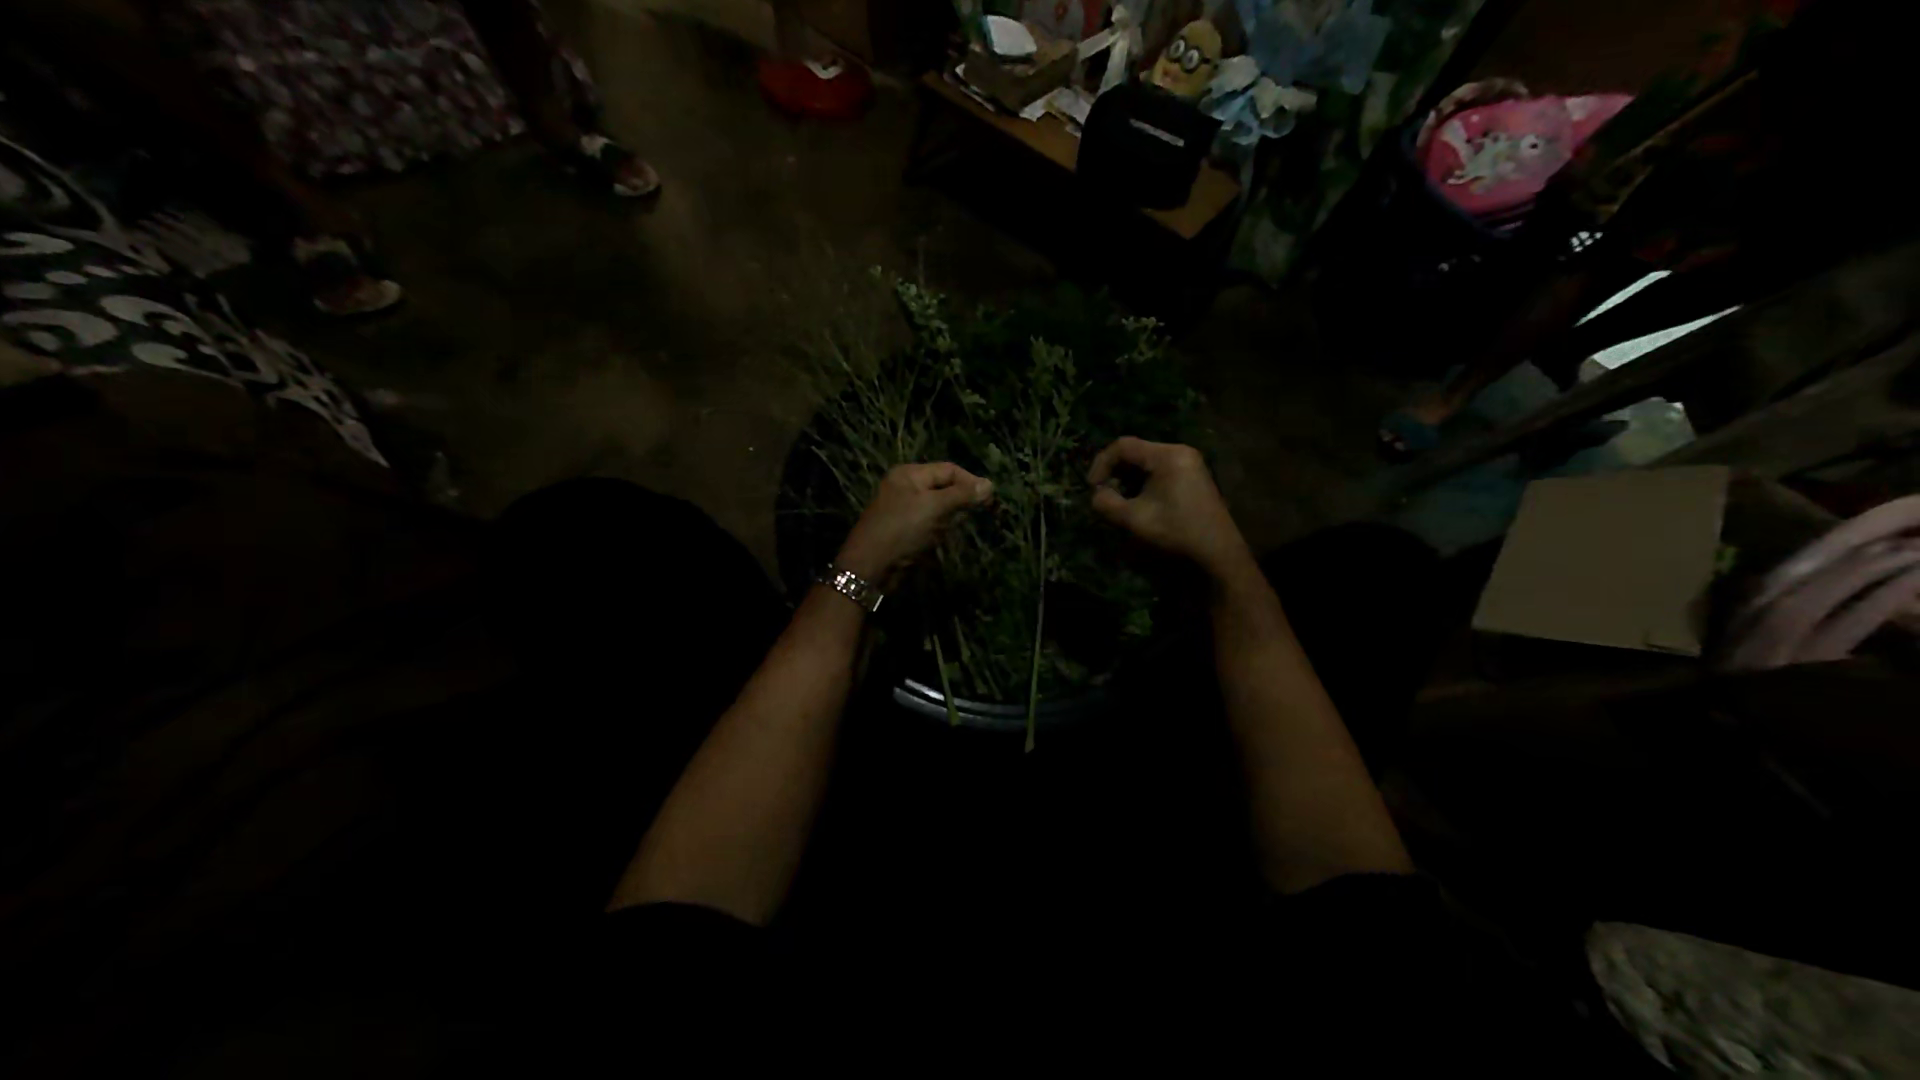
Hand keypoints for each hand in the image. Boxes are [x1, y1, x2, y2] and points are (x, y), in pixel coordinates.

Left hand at [835, 463, 993, 582]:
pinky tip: (938, 541)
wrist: (870, 566)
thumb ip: (962, 495)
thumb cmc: (901, 530)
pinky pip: (930, 526)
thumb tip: (990, 484)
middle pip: (944, 488)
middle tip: (977, 515)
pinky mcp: (905, 531)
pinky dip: (938, 532)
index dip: (971, 482)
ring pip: (939, 509)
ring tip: (949, 531)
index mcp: (909, 474)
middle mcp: (906, 488)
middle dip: (960, 502)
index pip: (949, 470)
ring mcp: (904, 510)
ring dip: (949, 520)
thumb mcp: (934, 508)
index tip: (990, 499)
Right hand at [1088, 437, 1250, 577]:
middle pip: (1135, 452)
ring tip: (1119, 501)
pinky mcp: (1192, 475)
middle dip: (1115, 472)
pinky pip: (1159, 470)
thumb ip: (1106, 503)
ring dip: (1127, 479)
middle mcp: (1179, 451)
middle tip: (1104, 495)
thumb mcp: (1134, 519)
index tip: (1092, 487)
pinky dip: (1143, 482)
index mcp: (1167, 455)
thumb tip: (1097, 495)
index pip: (1123, 446)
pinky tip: (1138, 502)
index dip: (1101, 464)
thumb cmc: (1176, 530)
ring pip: (1146, 462)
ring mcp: (1188, 462)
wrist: (1218, 551)